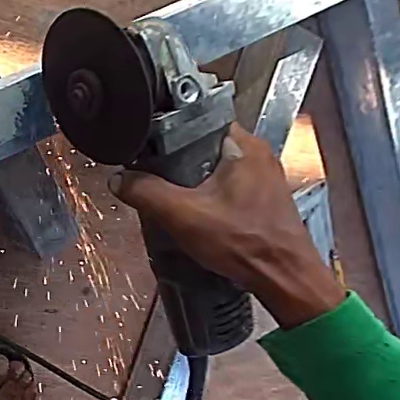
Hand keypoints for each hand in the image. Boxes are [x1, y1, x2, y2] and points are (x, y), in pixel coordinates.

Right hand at [109, 124, 342, 328]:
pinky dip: (201, 193)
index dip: (166, 133)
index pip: (197, 121)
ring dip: (186, 180)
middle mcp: (256, 154)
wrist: (282, 277)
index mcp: (243, 145)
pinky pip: (221, 185)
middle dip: (173, 161)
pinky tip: (188, 210)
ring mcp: (261, 177)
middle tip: (149, 177)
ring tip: (164, 195)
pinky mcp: (259, 198)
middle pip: (200, 146)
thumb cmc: (240, 240)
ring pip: (209, 167)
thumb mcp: (181, 214)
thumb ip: (145, 192)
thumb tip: (117, 179)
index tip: (143, 150)